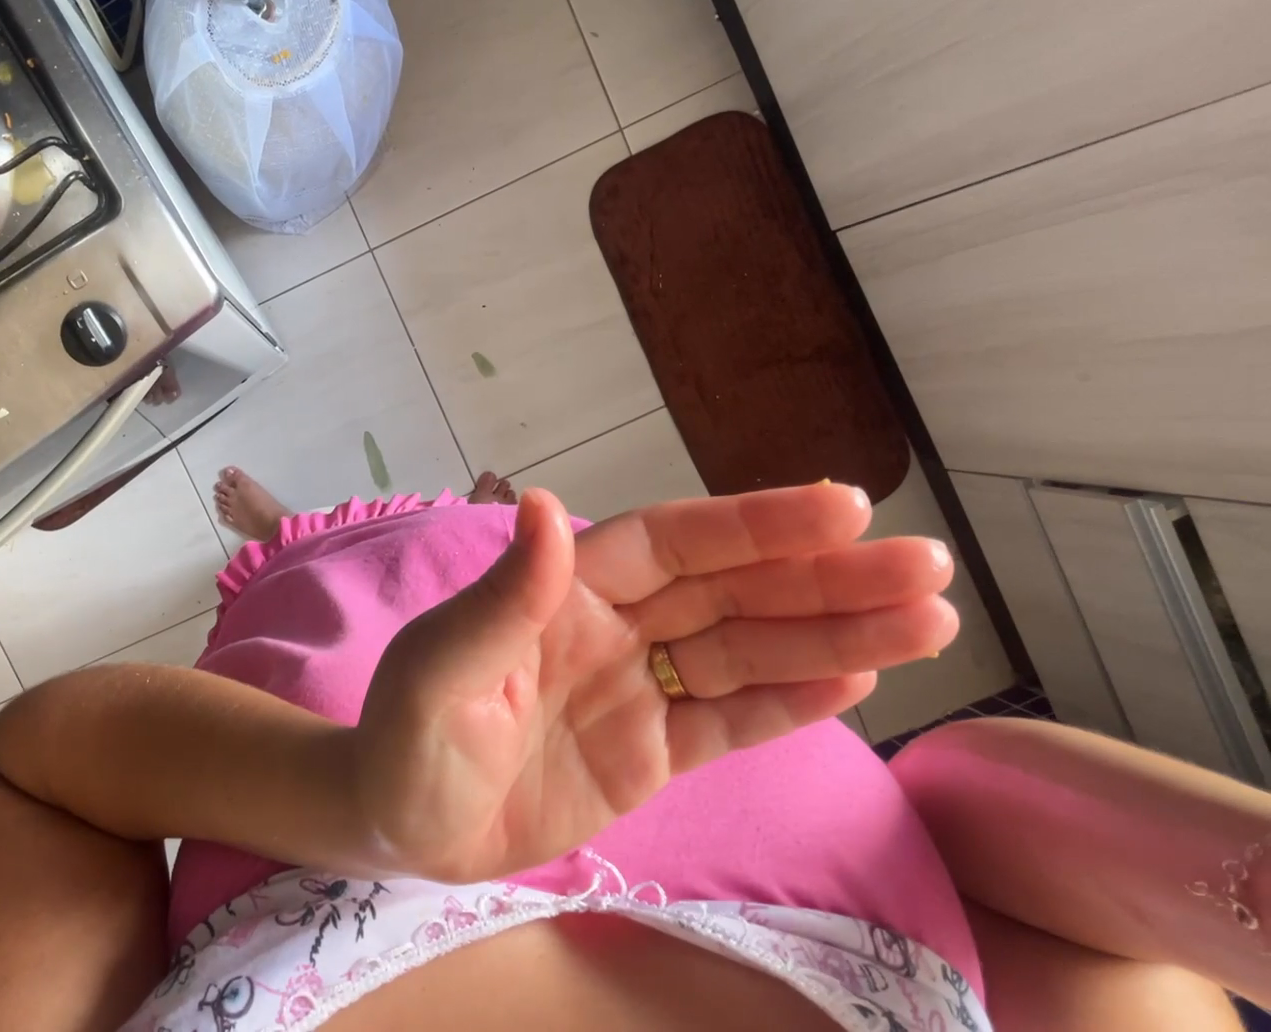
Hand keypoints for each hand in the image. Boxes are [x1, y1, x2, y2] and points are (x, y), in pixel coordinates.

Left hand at [351, 483, 957, 882]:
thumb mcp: (444, 669)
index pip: (669, 544)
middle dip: (820, 578)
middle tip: (926, 568)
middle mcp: (608, 628)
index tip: (842, 508)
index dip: (750, 526)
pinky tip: (858, 681)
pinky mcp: (649, 753)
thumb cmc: (408, 741)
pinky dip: (790, 703)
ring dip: (830, 637)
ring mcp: (634, 690)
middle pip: (726, 592)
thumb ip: (504, 597)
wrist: (403, 830)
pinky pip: (729, 720)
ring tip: (926, 622)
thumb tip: (541, 500)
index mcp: (561, 592)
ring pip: (744, 653)